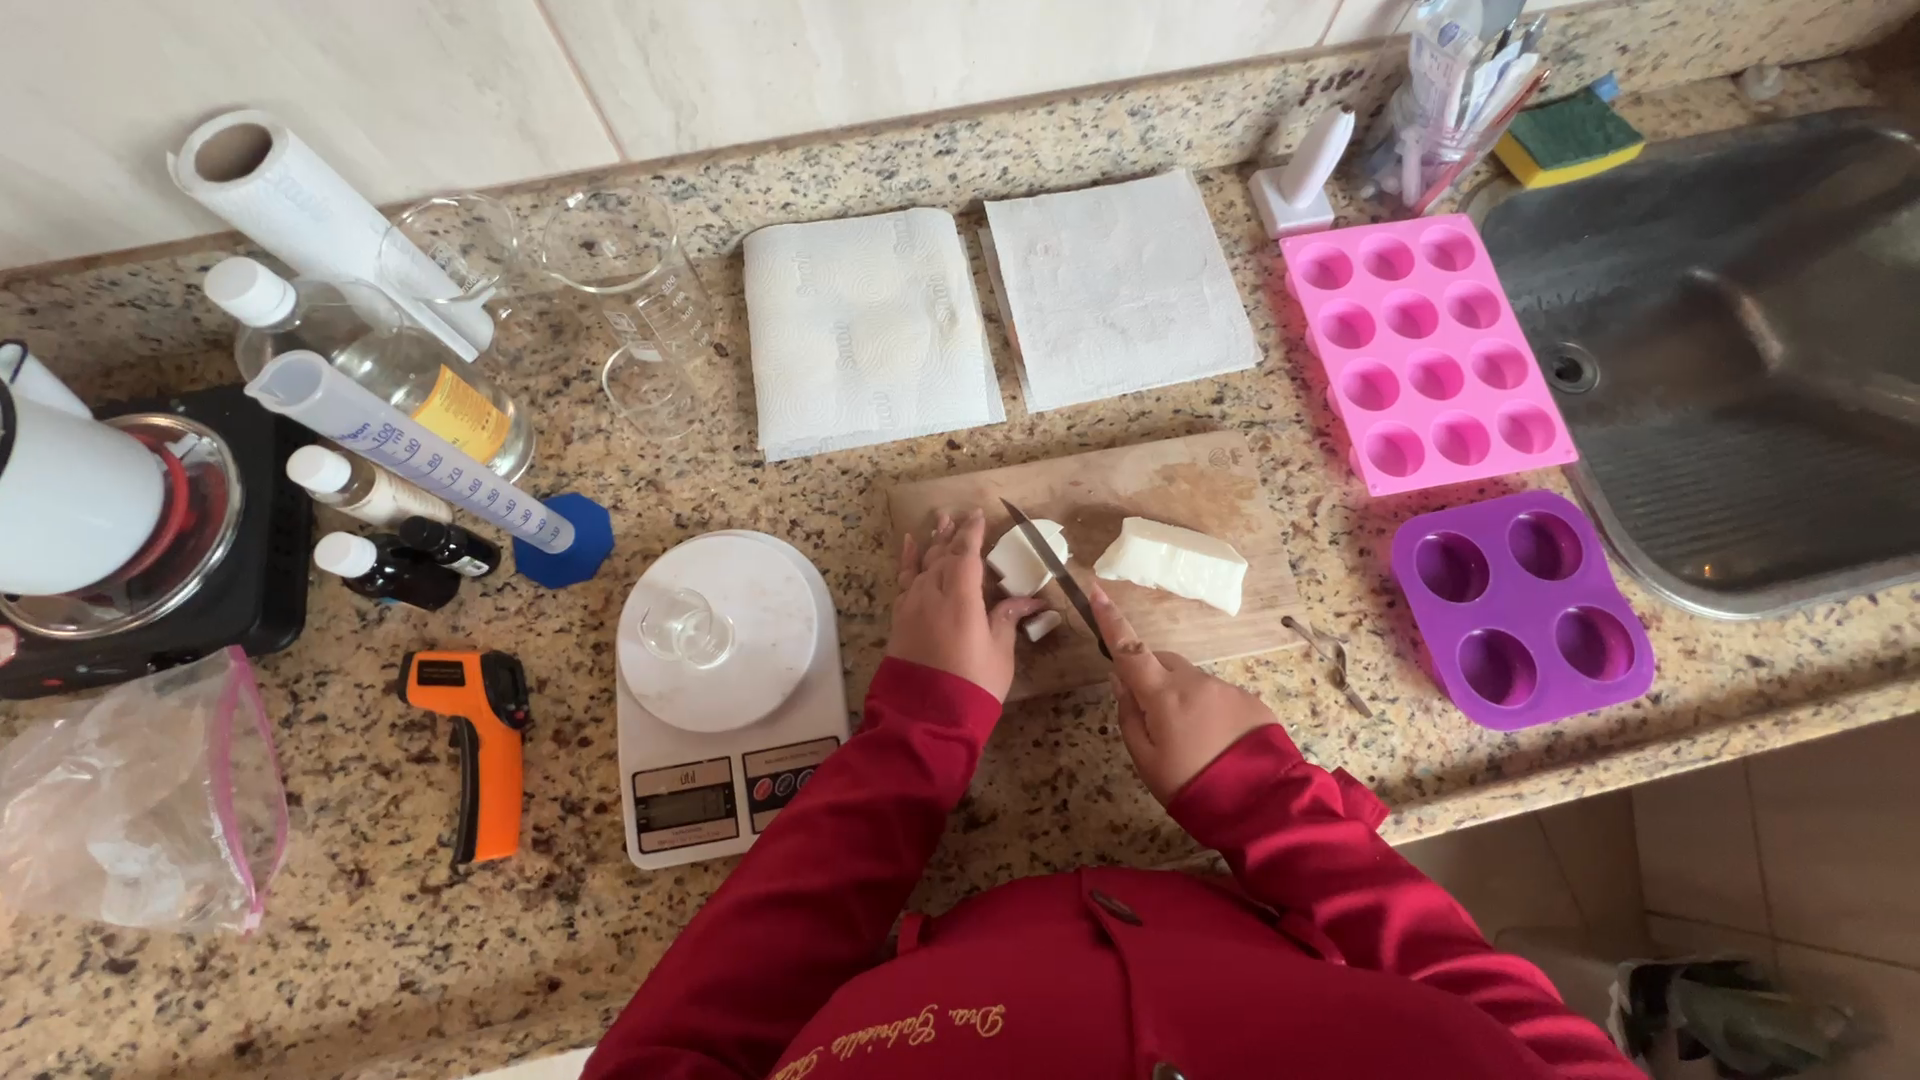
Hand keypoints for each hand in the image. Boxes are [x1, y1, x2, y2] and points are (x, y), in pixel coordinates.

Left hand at [888, 509, 1049, 701]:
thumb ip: (1006, 619)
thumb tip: (1028, 601)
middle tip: (957, 515)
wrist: (927, 717)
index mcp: (961, 599)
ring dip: (933, 543)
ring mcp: (912, 606)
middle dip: (951, 534)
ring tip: (938, 523)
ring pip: (923, 565)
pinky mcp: (900, 619)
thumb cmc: (973, 686)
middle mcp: (932, 594)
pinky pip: (904, 580)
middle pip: (942, 555)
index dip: (972, 532)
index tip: (978, 514)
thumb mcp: (999, 653)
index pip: (966, 554)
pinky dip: (908, 561)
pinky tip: (910, 546)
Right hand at [1089, 585, 1281, 805]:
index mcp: (1164, 694)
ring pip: (1192, 682)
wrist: (1262, 807)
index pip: (1129, 649)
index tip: (1097, 590)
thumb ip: (1128, 716)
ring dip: (1183, 699)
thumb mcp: (1145, 760)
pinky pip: (1219, 697)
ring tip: (1193, 744)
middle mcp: (1196, 681)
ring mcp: (1227, 689)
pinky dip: (1210, 712)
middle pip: (1163, 663)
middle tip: (1154, 720)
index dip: (1110, 620)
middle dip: (1152, 677)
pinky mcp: (1252, 701)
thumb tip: (1121, 682)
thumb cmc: (1191, 787)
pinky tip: (1218, 746)